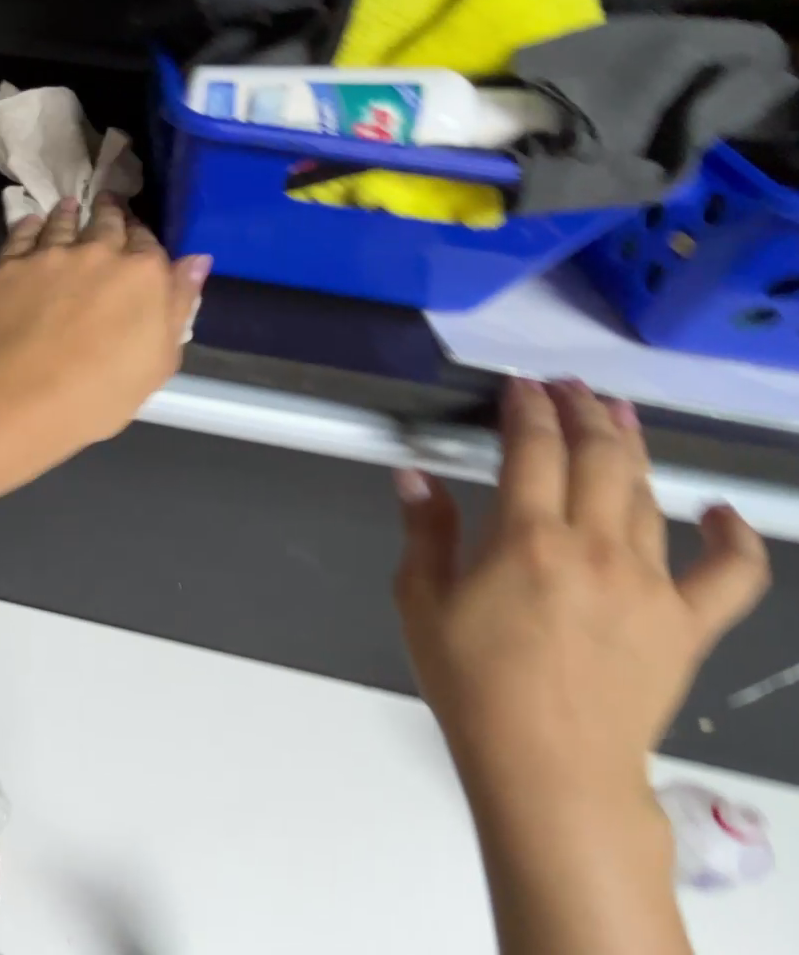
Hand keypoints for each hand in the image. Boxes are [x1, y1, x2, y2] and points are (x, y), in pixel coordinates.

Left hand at [0, 196, 208, 446]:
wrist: (20, 397)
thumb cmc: (99, 394)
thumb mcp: (158, 362)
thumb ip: (178, 306)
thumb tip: (195, 261)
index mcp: (144, 275)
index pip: (148, 244)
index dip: (142, 239)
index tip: (137, 235)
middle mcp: (99, 253)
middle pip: (107, 224)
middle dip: (110, 214)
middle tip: (107, 203)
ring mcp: (50, 256)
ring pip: (62, 223)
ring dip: (68, 213)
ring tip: (68, 206)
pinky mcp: (7, 267)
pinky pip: (20, 235)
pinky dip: (29, 225)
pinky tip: (31, 222)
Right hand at [392, 379, 769, 797]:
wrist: (547, 760)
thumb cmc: (469, 679)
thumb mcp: (420, 601)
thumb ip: (424, 532)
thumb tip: (414, 476)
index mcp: (525, 541)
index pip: (533, 452)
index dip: (528, 411)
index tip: (521, 387)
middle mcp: (596, 549)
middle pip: (600, 460)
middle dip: (584, 414)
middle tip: (570, 389)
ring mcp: (652, 584)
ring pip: (650, 498)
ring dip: (633, 451)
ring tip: (619, 418)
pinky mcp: (687, 623)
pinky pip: (730, 574)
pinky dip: (733, 538)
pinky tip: (718, 513)